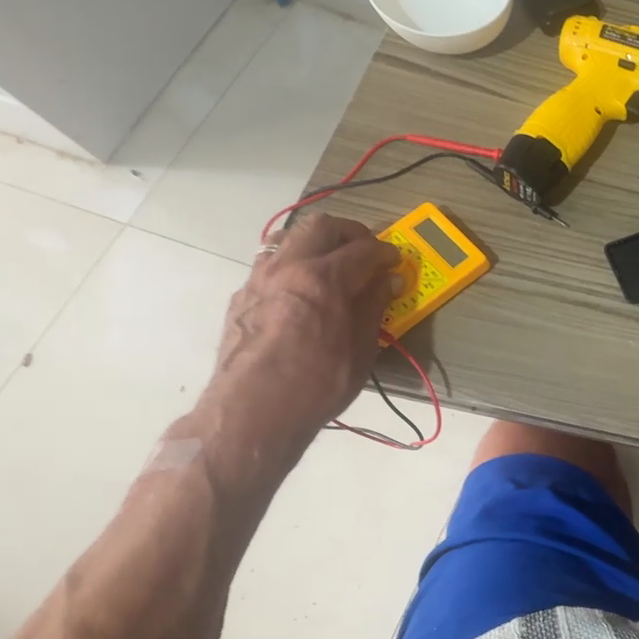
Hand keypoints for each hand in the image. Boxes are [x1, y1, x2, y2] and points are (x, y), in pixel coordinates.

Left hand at [204, 214, 401, 435]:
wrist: (253, 411)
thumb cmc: (318, 382)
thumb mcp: (362, 347)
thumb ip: (374, 305)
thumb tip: (388, 280)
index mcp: (324, 278)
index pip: (364, 249)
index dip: (386, 253)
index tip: (396, 263)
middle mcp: (288, 268)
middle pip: (322, 227)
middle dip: (350, 233)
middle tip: (367, 253)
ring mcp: (259, 280)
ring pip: (289, 239)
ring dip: (316, 244)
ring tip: (333, 267)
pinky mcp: (241, 297)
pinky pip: (270, 265)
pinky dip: (293, 267)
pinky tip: (304, 294)